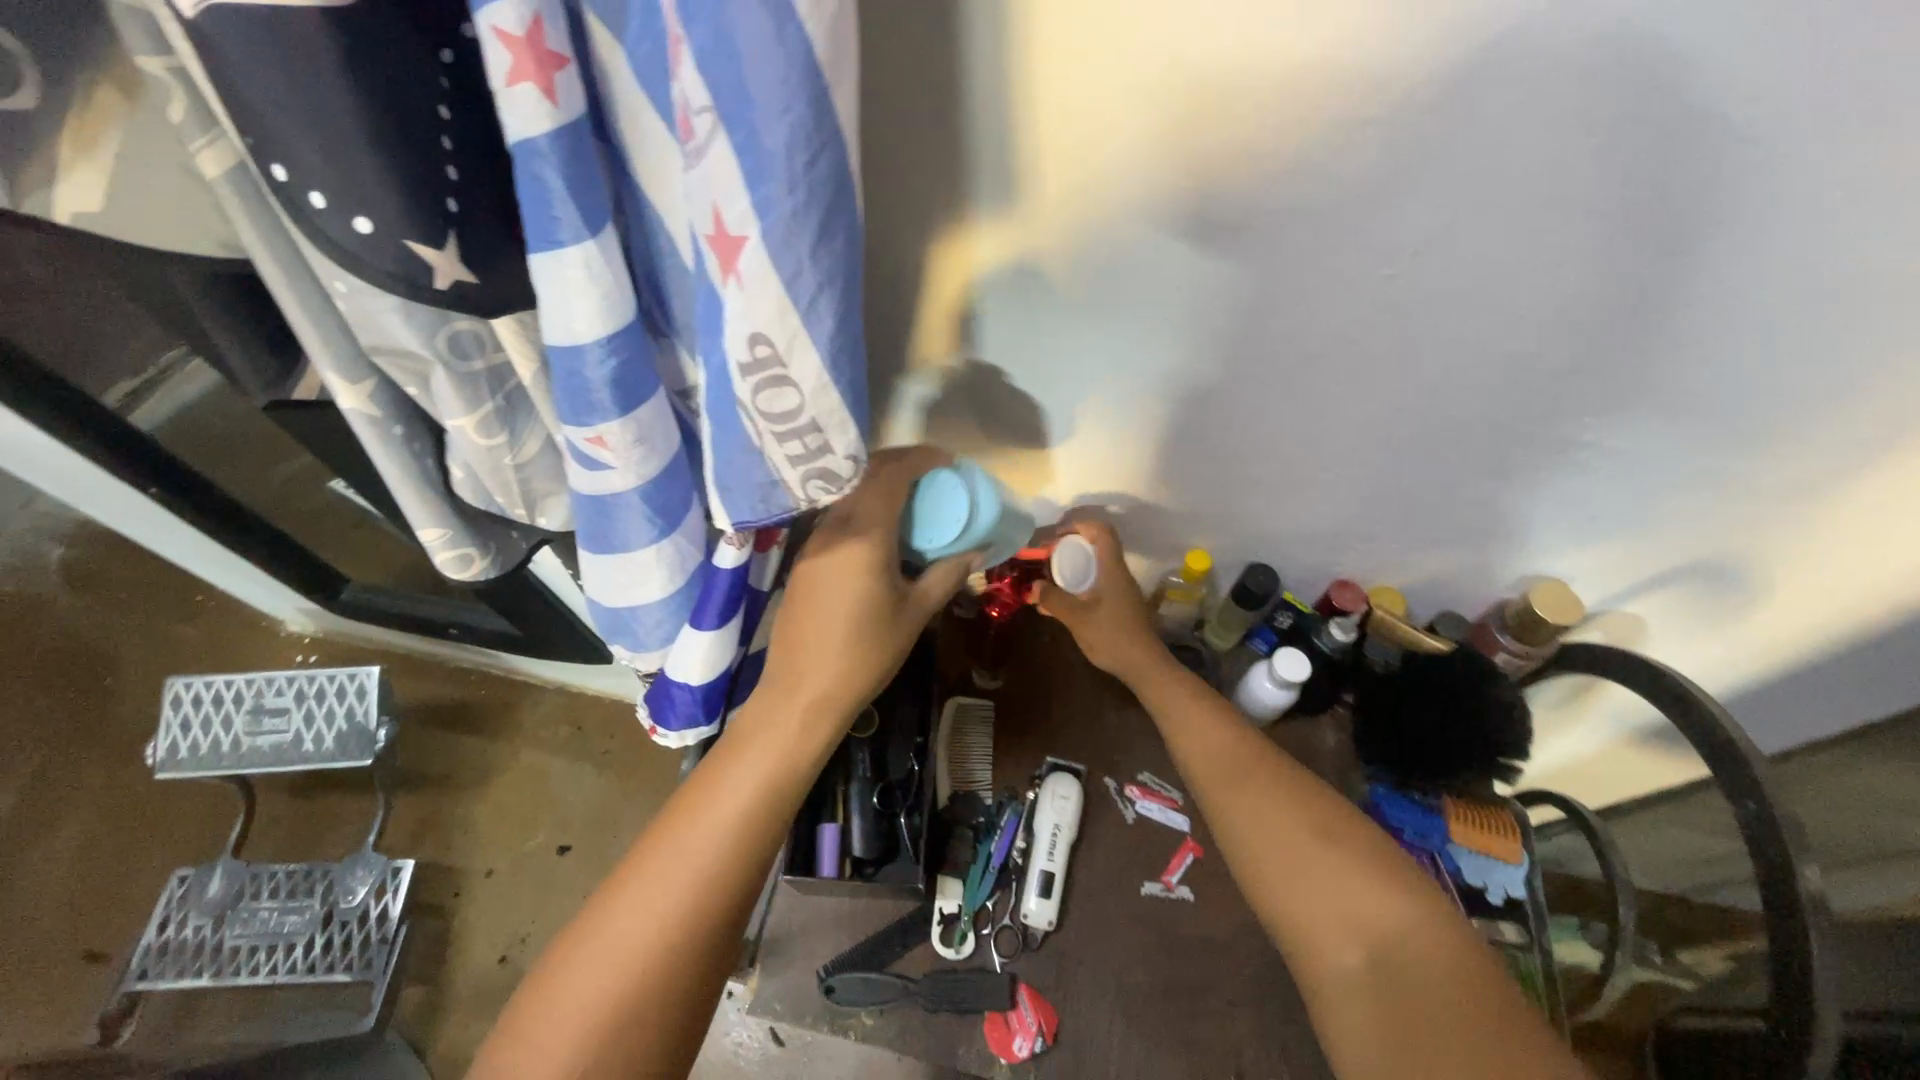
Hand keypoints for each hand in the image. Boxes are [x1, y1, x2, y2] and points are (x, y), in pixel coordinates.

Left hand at [752, 446, 977, 731]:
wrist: (802, 692)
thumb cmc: (865, 654)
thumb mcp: (915, 614)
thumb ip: (946, 575)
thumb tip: (975, 552)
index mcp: (864, 535)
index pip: (891, 474)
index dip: (920, 458)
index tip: (947, 461)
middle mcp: (833, 528)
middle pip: (865, 475)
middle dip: (899, 464)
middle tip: (932, 474)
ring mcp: (812, 542)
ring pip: (848, 495)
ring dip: (878, 487)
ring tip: (910, 501)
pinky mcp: (803, 560)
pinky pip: (836, 518)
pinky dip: (862, 509)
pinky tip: (880, 534)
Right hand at [1031, 520, 1168, 680]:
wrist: (1144, 666)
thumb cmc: (1112, 637)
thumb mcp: (1077, 618)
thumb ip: (1053, 600)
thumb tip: (1033, 586)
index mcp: (1111, 569)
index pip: (1101, 530)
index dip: (1078, 525)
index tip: (1055, 537)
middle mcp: (1118, 574)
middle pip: (1096, 546)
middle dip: (1069, 547)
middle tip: (1046, 558)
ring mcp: (1120, 590)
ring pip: (1095, 567)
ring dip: (1071, 569)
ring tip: (1047, 582)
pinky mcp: (1119, 606)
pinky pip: (1095, 585)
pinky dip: (1077, 588)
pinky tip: (1058, 606)